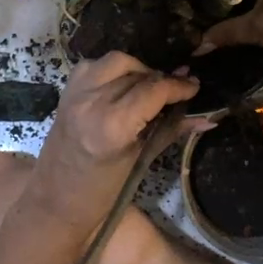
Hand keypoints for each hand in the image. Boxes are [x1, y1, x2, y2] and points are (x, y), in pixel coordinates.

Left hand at [28, 53, 199, 215]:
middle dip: (161, 79)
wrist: (55, 202)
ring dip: (137, 69)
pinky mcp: (65, 92)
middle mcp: (92, 102)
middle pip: (137, 74)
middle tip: (176, 91)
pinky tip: (122, 85)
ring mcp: (75, 94)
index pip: (153, 91)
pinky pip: (94, 66)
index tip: (195, 87)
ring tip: (149, 87)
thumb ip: (171, 131)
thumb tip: (207, 118)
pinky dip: (113, 70)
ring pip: (116, 62)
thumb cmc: (101, 193)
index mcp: (112, 126)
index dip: (178, 86)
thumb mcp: (140, 161)